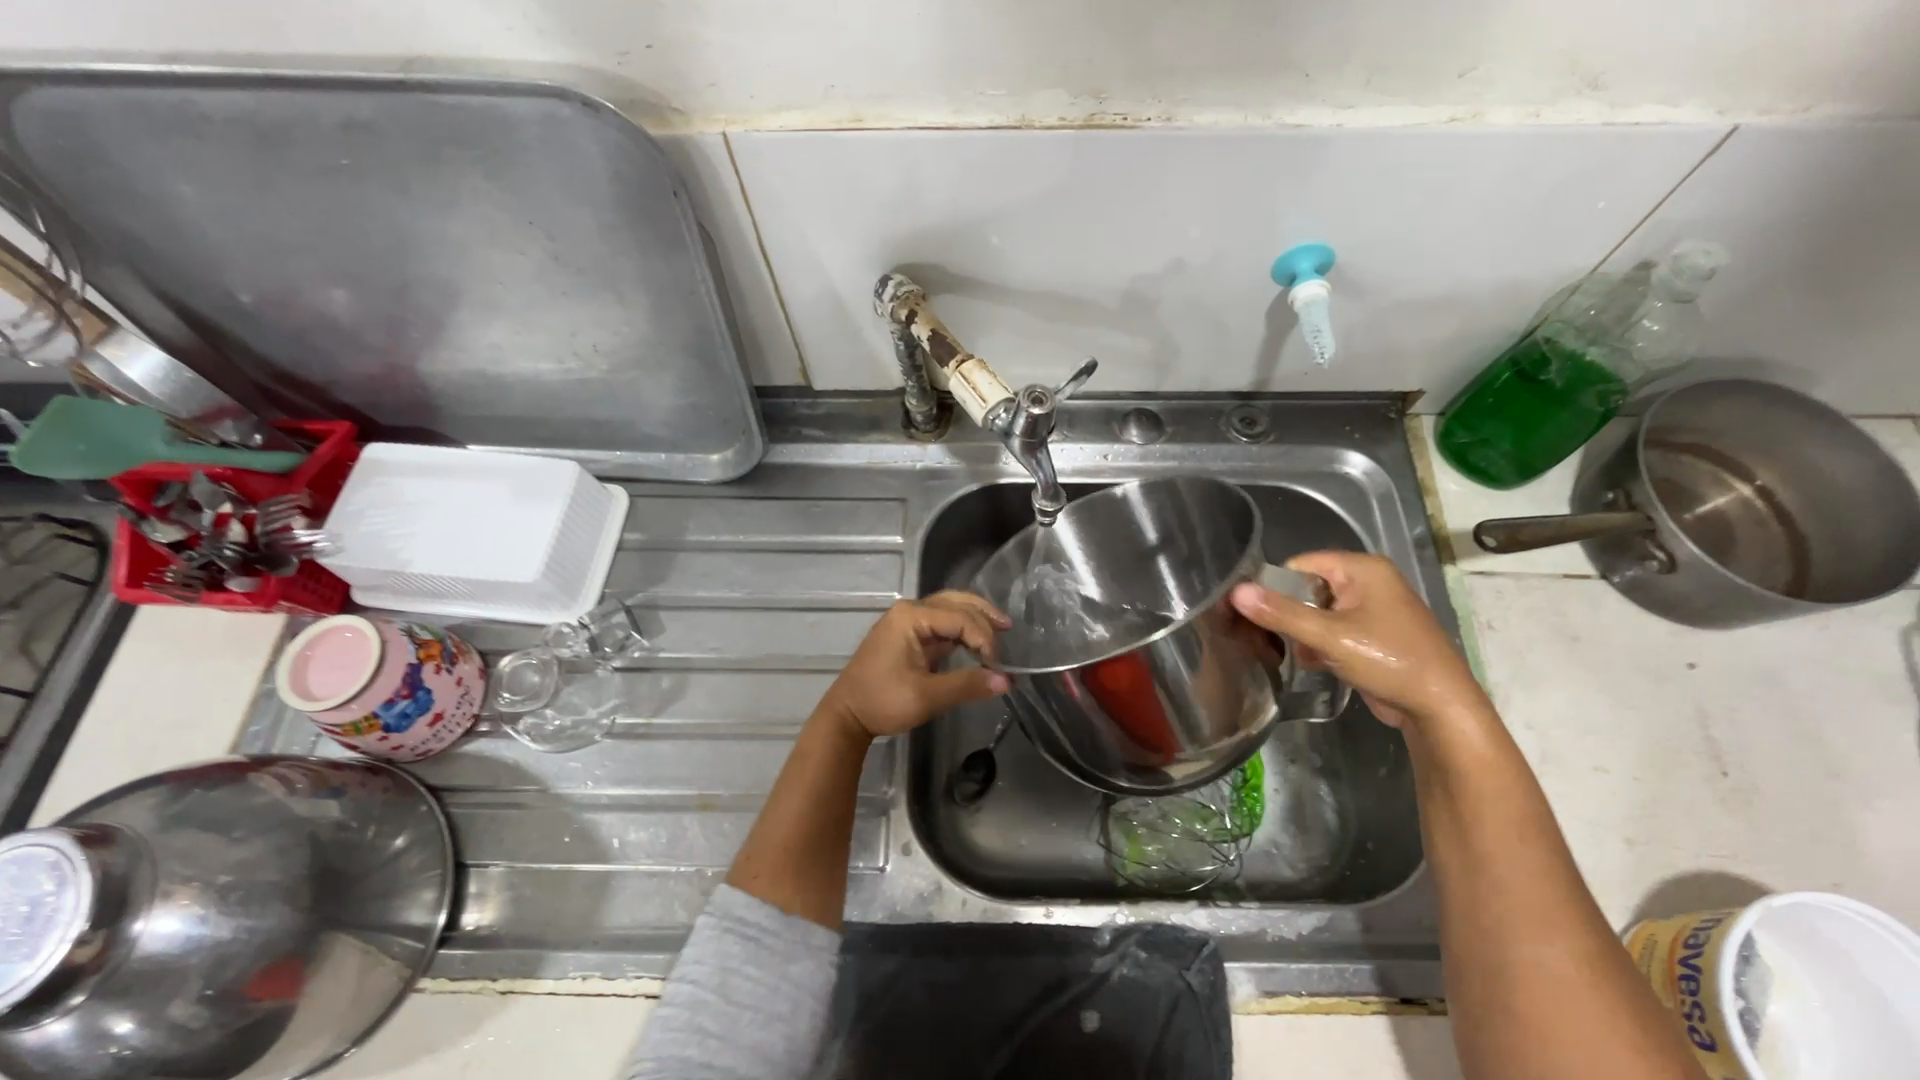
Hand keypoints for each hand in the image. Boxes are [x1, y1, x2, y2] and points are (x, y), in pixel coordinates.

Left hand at [818, 591, 1011, 739]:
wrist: (848, 715)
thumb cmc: (883, 702)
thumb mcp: (927, 697)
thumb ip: (967, 685)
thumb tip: (1006, 681)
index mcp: (910, 617)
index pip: (960, 617)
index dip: (984, 638)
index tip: (996, 664)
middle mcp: (909, 610)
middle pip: (956, 602)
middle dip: (983, 616)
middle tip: (1009, 631)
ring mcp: (907, 621)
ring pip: (949, 609)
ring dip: (975, 619)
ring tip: (1001, 631)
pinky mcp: (909, 635)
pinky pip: (941, 624)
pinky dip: (962, 631)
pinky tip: (977, 643)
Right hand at [1229, 551, 1489, 728]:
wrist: (1439, 707)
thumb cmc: (1389, 660)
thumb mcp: (1330, 636)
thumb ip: (1281, 613)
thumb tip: (1236, 592)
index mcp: (1363, 569)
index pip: (1301, 564)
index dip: (1274, 585)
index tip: (1250, 610)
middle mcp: (1368, 583)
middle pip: (1308, 588)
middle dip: (1287, 612)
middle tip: (1263, 635)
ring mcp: (1371, 611)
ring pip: (1318, 613)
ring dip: (1302, 633)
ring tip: (1288, 652)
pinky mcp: (1371, 638)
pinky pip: (1332, 632)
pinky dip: (1318, 646)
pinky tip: (1312, 665)